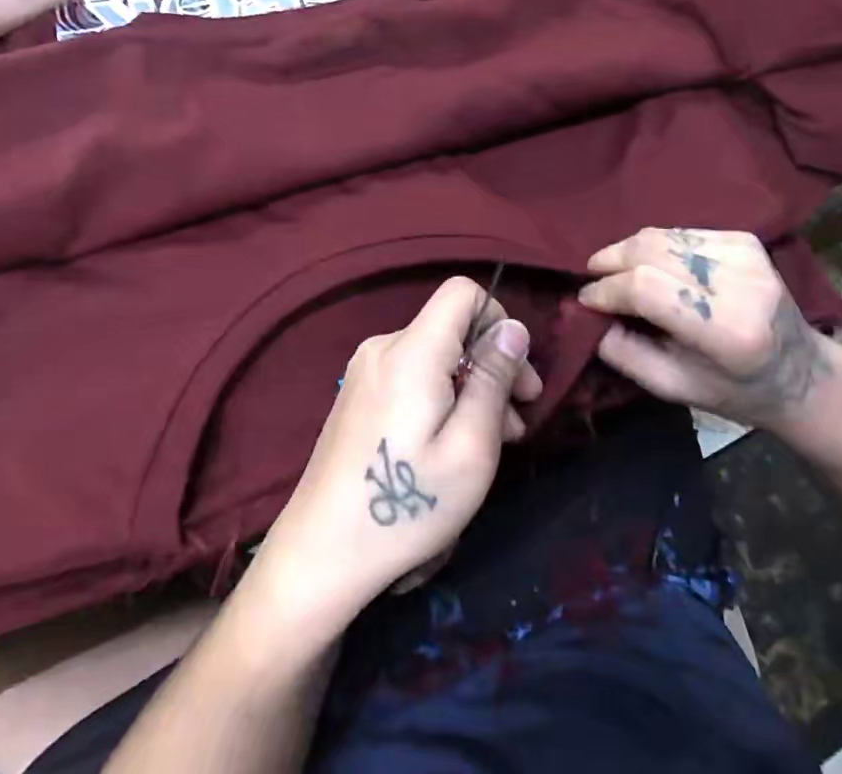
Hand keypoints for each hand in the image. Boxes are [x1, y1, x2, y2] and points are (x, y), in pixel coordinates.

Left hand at [243, 278, 542, 640]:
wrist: (323, 550)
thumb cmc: (408, 504)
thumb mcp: (472, 447)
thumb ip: (494, 379)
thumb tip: (513, 328)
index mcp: (410, 351)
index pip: (462, 291)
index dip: (499, 321)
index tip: (517, 377)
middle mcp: (381, 348)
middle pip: (450, 330)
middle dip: (491, 367)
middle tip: (516, 426)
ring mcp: (362, 373)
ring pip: (433, 358)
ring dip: (468, 391)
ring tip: (488, 446)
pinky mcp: (355, 397)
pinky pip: (409, 378)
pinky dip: (439, 400)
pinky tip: (448, 448)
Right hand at [578, 228, 841, 440]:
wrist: (801, 373)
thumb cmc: (732, 391)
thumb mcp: (670, 387)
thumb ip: (622, 352)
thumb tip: (585, 313)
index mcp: (726, 331)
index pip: (645, 288)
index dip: (605, 290)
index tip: (585, 300)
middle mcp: (741, 284)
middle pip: (650, 250)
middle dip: (609, 261)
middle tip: (593, 280)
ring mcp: (747, 256)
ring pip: (661, 235)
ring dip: (627, 251)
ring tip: (614, 271)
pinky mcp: (746, 241)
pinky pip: (679, 232)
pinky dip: (654, 246)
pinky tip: (651, 266)